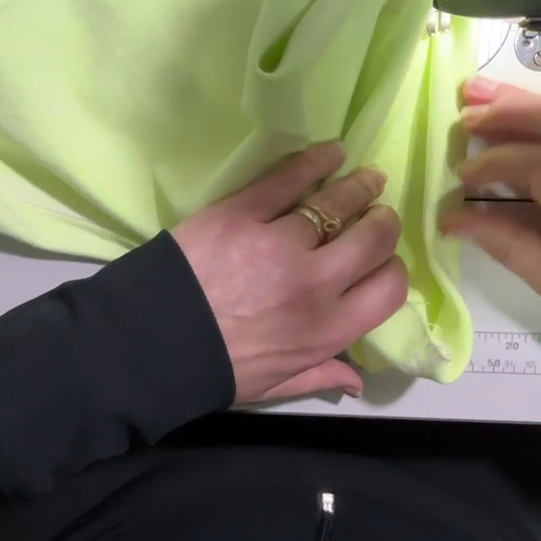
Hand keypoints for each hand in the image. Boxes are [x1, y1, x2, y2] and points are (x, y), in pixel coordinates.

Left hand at [171, 143, 408, 402]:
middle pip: (374, 238)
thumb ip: (317, 375)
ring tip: (366, 178)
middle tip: (375, 213)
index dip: (391, 268)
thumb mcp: (271, 387)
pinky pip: (289, 178)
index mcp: (326, 330)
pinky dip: (316, 161)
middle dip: (381, 222)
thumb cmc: (212, 369)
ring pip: (337, 203)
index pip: (388, 289)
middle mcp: (315, 285)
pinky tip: (331, 153)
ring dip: (359, 187)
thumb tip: (356, 379)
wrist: (149, 343)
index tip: (380, 259)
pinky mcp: (242, 213)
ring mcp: (279, 245)